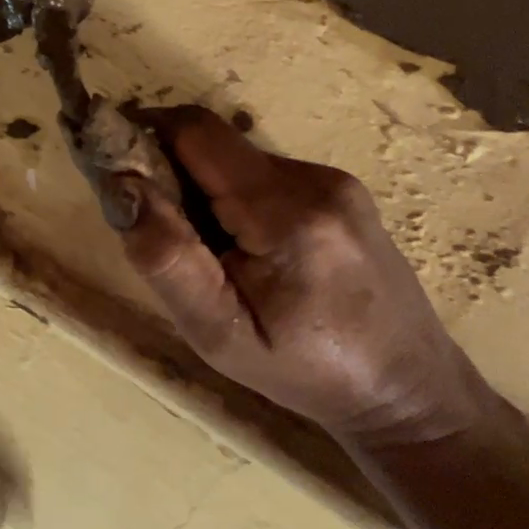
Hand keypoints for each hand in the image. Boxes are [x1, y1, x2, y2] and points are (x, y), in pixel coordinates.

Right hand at [102, 106, 489, 445]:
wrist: (413, 397)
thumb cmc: (306, 371)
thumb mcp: (217, 331)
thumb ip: (165, 256)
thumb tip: (120, 183)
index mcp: (286, 212)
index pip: (191, 130)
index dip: (140, 139)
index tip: (115, 178)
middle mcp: (315, 181)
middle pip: (207, 141)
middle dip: (165, 171)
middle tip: (158, 229)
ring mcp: (333, 182)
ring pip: (228, 157)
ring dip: (196, 187)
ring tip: (205, 250)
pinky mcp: (337, 191)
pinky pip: (254, 171)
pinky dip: (226, 195)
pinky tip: (239, 247)